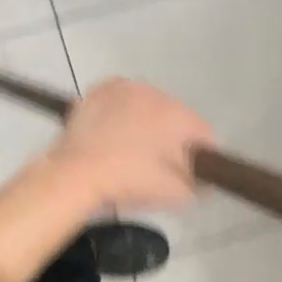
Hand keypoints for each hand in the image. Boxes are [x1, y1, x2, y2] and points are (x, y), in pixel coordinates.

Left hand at [47, 79, 213, 211]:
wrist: (76, 171)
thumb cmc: (129, 181)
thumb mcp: (176, 194)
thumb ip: (198, 184)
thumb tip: (202, 180)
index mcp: (178, 115)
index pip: (204, 134)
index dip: (200, 156)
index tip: (189, 173)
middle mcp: (155, 93)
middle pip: (175, 117)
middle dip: (171, 137)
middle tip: (156, 163)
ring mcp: (124, 88)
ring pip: (147, 105)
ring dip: (146, 121)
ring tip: (130, 148)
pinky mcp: (98, 90)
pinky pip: (120, 98)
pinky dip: (120, 110)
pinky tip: (112, 130)